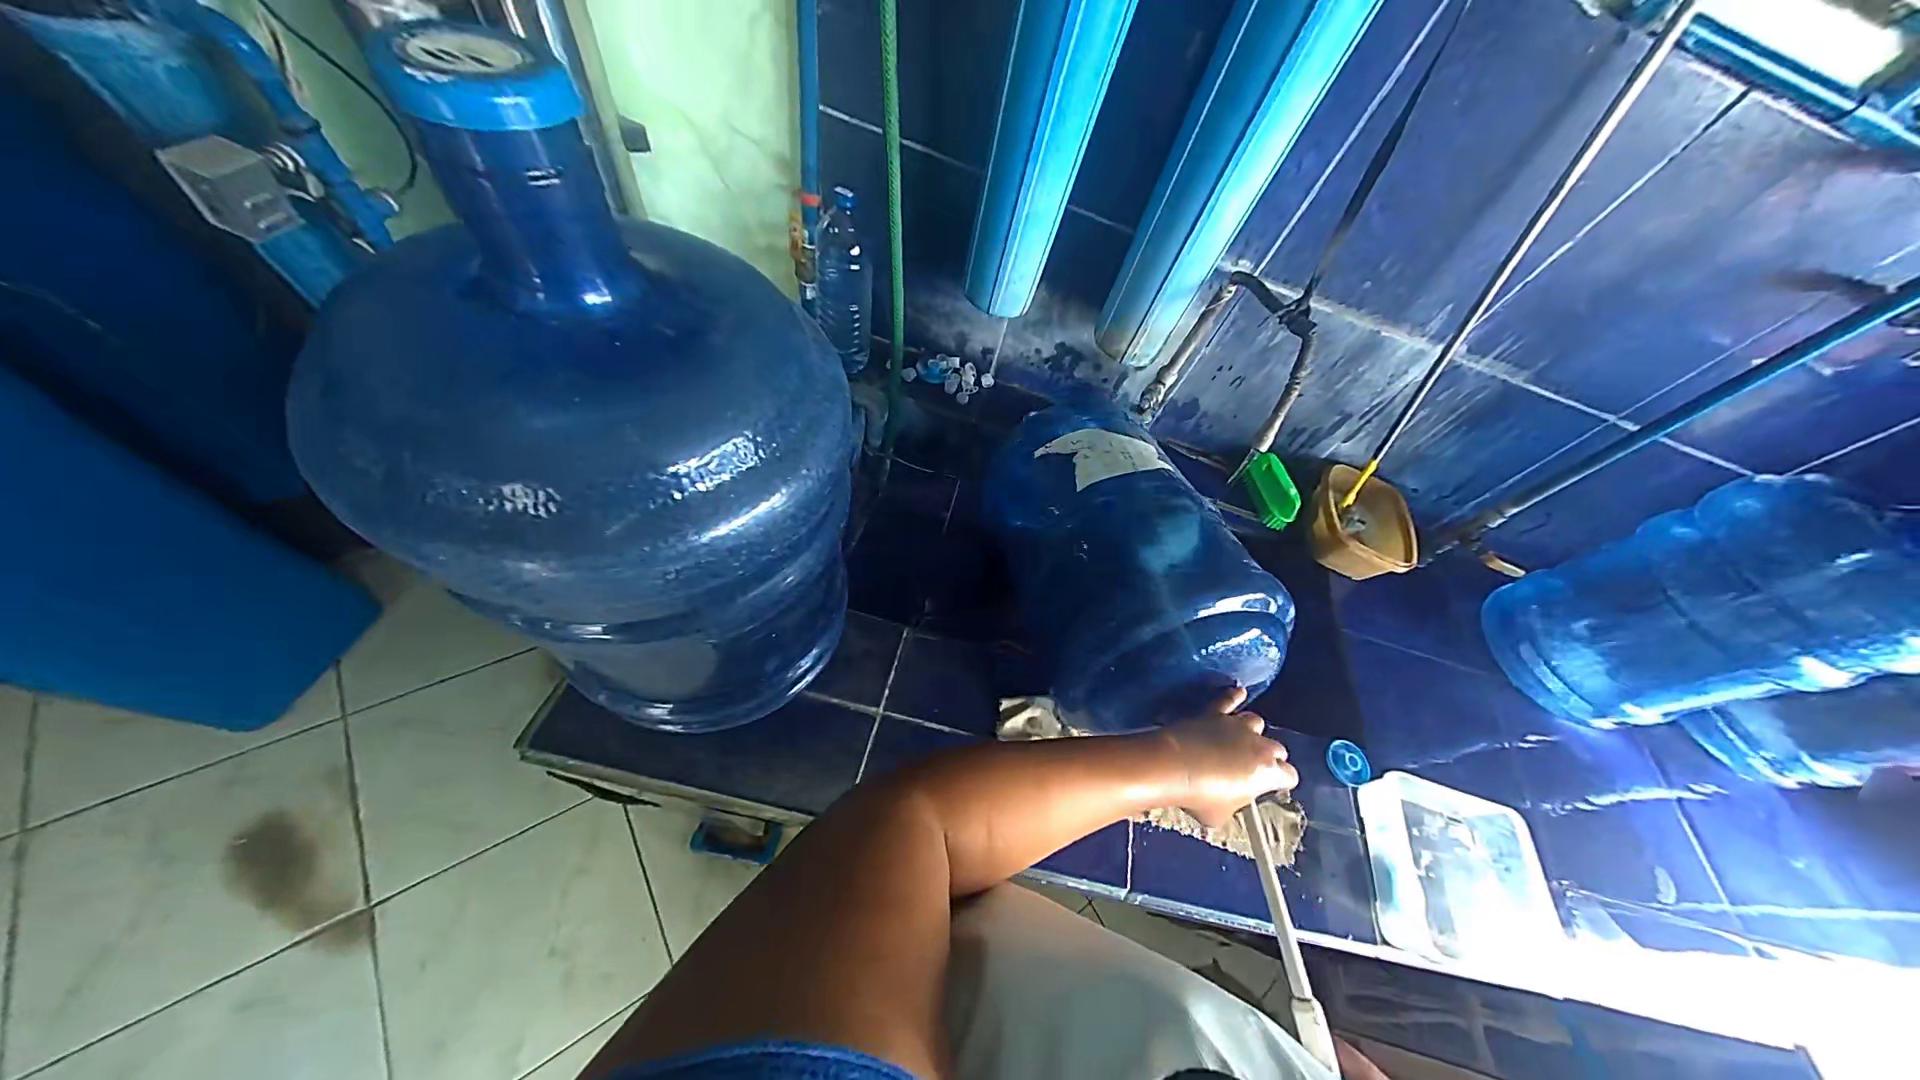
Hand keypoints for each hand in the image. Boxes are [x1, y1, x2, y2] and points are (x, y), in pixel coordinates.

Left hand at [1160, 688, 1296, 828]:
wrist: (1172, 766)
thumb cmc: (1200, 797)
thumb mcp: (1222, 815)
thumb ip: (1234, 803)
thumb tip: (1229, 799)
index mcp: (1268, 773)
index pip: (1289, 776)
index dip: (1281, 781)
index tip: (1271, 786)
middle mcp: (1259, 744)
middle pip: (1276, 748)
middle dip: (1269, 756)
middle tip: (1253, 766)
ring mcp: (1236, 725)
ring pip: (1255, 721)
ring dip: (1252, 731)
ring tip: (1243, 738)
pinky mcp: (1214, 712)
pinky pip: (1229, 699)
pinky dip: (1234, 696)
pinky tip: (1239, 691)